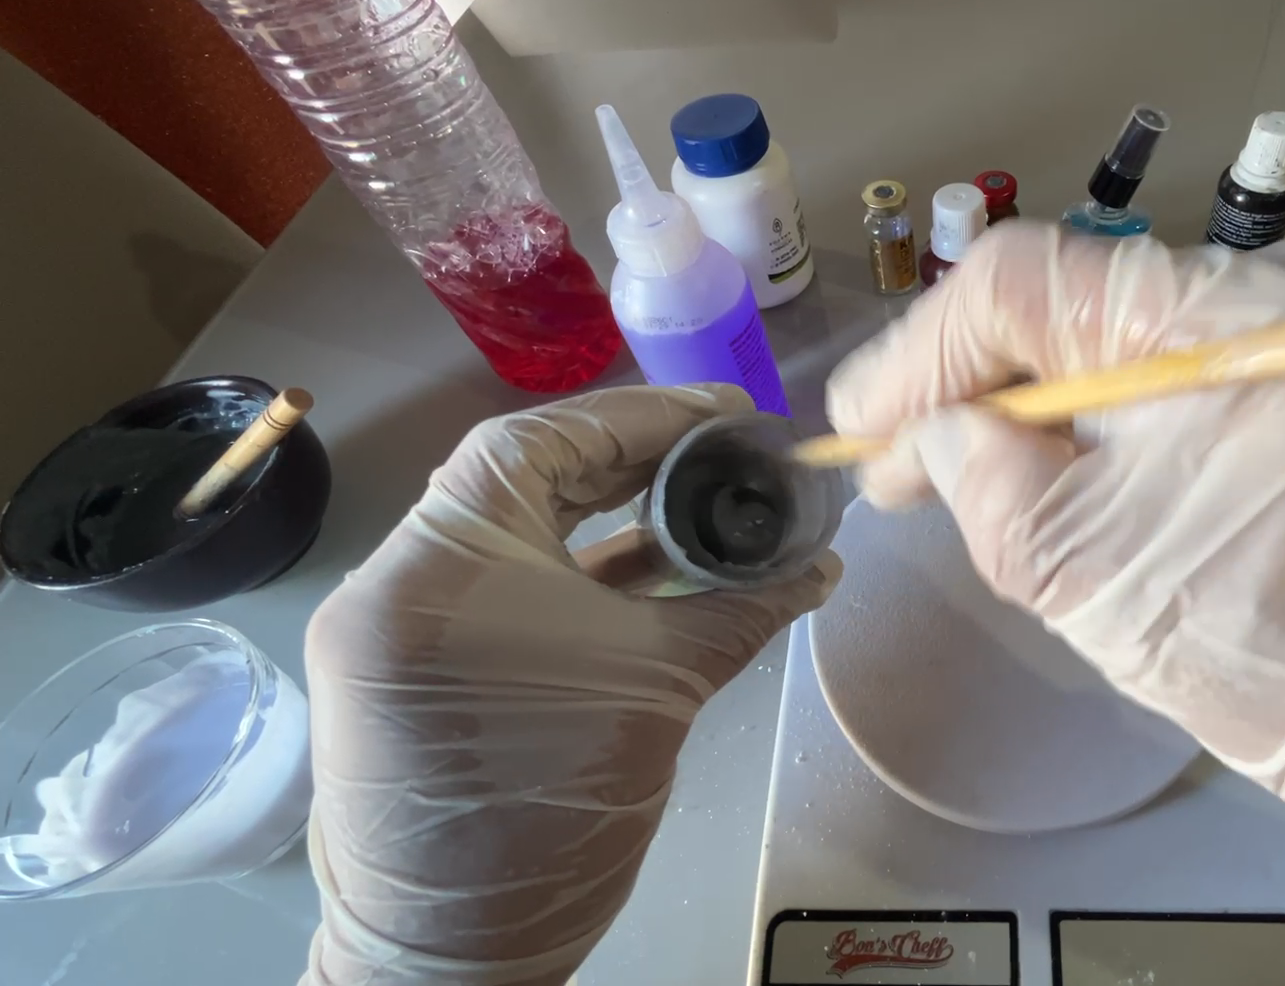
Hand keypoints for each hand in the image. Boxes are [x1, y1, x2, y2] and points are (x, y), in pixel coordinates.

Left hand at [301, 385, 839, 985]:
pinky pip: (525, 578)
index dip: (639, 413)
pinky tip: (671, 553)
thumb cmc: (553, 812)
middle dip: (636, 450)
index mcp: (441, 567)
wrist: (457, 958)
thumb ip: (748, 608)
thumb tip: (825, 563)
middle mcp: (406, 575)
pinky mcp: (433, 651)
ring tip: (706, 483)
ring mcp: (411, 615)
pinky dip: (598, 560)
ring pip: (531, 523)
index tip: (722, 408)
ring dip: (621, 504)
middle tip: (723, 437)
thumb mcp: (663, 688)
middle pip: (534, 473)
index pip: (539, 443)